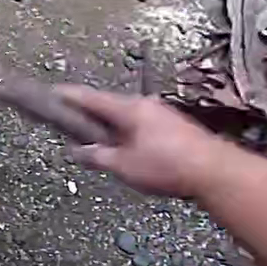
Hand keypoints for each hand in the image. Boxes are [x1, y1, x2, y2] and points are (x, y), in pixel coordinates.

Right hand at [57, 86, 234, 198]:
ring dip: (105, 124)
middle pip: (106, 105)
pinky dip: (122, 131)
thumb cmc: (168, 166)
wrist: (216, 173)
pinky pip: (137, 124)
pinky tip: (120, 146)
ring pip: (123, 115)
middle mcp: (145, 106)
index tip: (50, 92)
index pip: (90, 98)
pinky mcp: (171, 127)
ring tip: (91, 138)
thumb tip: (76, 151)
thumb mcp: (122, 165)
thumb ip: (96, 156)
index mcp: (129, 109)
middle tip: (66, 119)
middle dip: (85, 112)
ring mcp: (160, 115)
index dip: (68, 96)